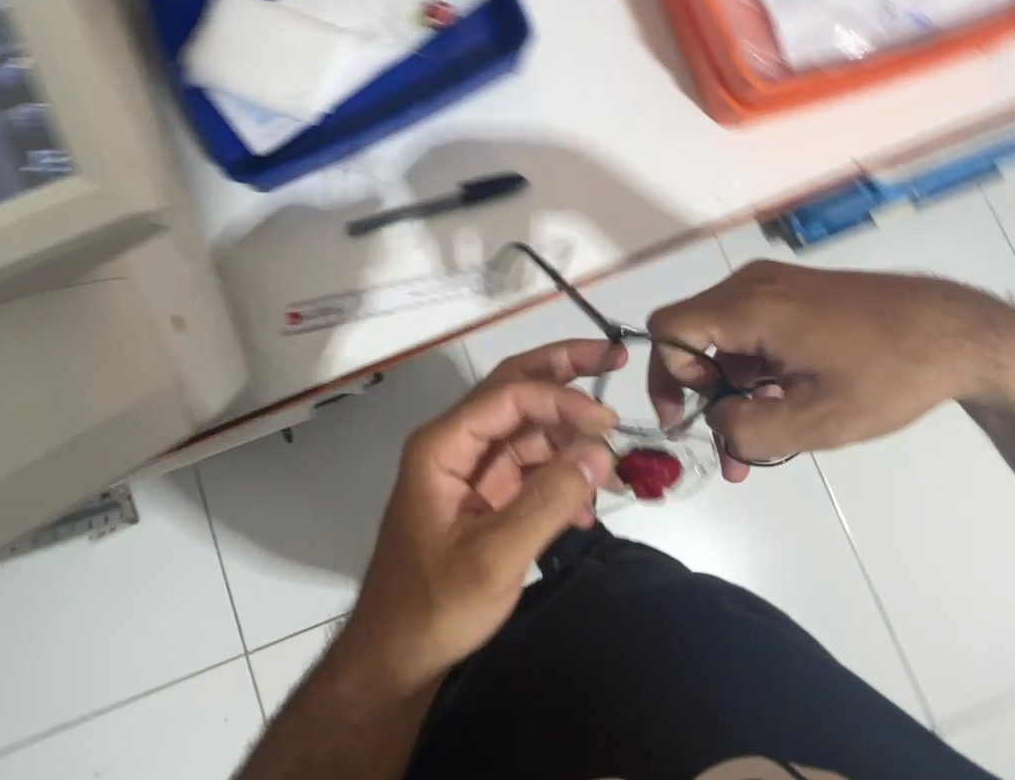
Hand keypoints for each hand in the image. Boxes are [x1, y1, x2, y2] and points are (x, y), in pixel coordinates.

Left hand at [343, 341, 622, 692]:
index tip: (607, 424)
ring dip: (572, 438)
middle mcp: (457, 445)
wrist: (398, 655)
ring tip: (616, 462)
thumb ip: (548, 502)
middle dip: (564, 373)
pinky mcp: (488, 497)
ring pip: (529, 431)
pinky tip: (590, 507)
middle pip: (515, 391)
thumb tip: (599, 454)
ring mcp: (473, 470)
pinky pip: (532, 470)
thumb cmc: (435, 605)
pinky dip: (563, 478)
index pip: (508, 396)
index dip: (561, 399)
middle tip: (614, 359)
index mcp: (443, 445)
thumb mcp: (495, 557)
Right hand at [647, 260, 1014, 481]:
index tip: (691, 420)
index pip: (669, 329)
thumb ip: (750, 429)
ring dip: (728, 386)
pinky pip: (748, 329)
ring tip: (759, 437)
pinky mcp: (794, 293)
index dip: (666, 377)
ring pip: (720, 336)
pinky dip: (750, 368)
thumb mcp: (819, 420)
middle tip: (726, 442)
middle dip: (698, 392)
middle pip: (690, 333)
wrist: (959, 333)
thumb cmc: (890, 375)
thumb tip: (717, 421)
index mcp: (750, 306)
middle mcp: (751, 285)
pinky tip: (783, 404)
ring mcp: (774, 285)